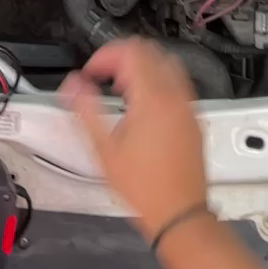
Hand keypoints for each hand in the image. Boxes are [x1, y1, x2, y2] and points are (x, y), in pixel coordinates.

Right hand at [58, 38, 208, 237]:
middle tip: (104, 73)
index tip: (91, 72)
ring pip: (167, 62)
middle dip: (122, 56)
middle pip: (150, 50)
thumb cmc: (144, 189)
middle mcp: (175, 97)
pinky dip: (159, 78)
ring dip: (142, 64)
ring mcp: (188, 107)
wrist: (180, 218)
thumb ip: (86, 109)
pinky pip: (179, 82)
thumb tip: (72, 84)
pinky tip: (144, 100)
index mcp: (152, 99)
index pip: (130, 52)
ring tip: (122, 84)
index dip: (104, 55)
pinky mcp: (195, 119)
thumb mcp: (104, 149)